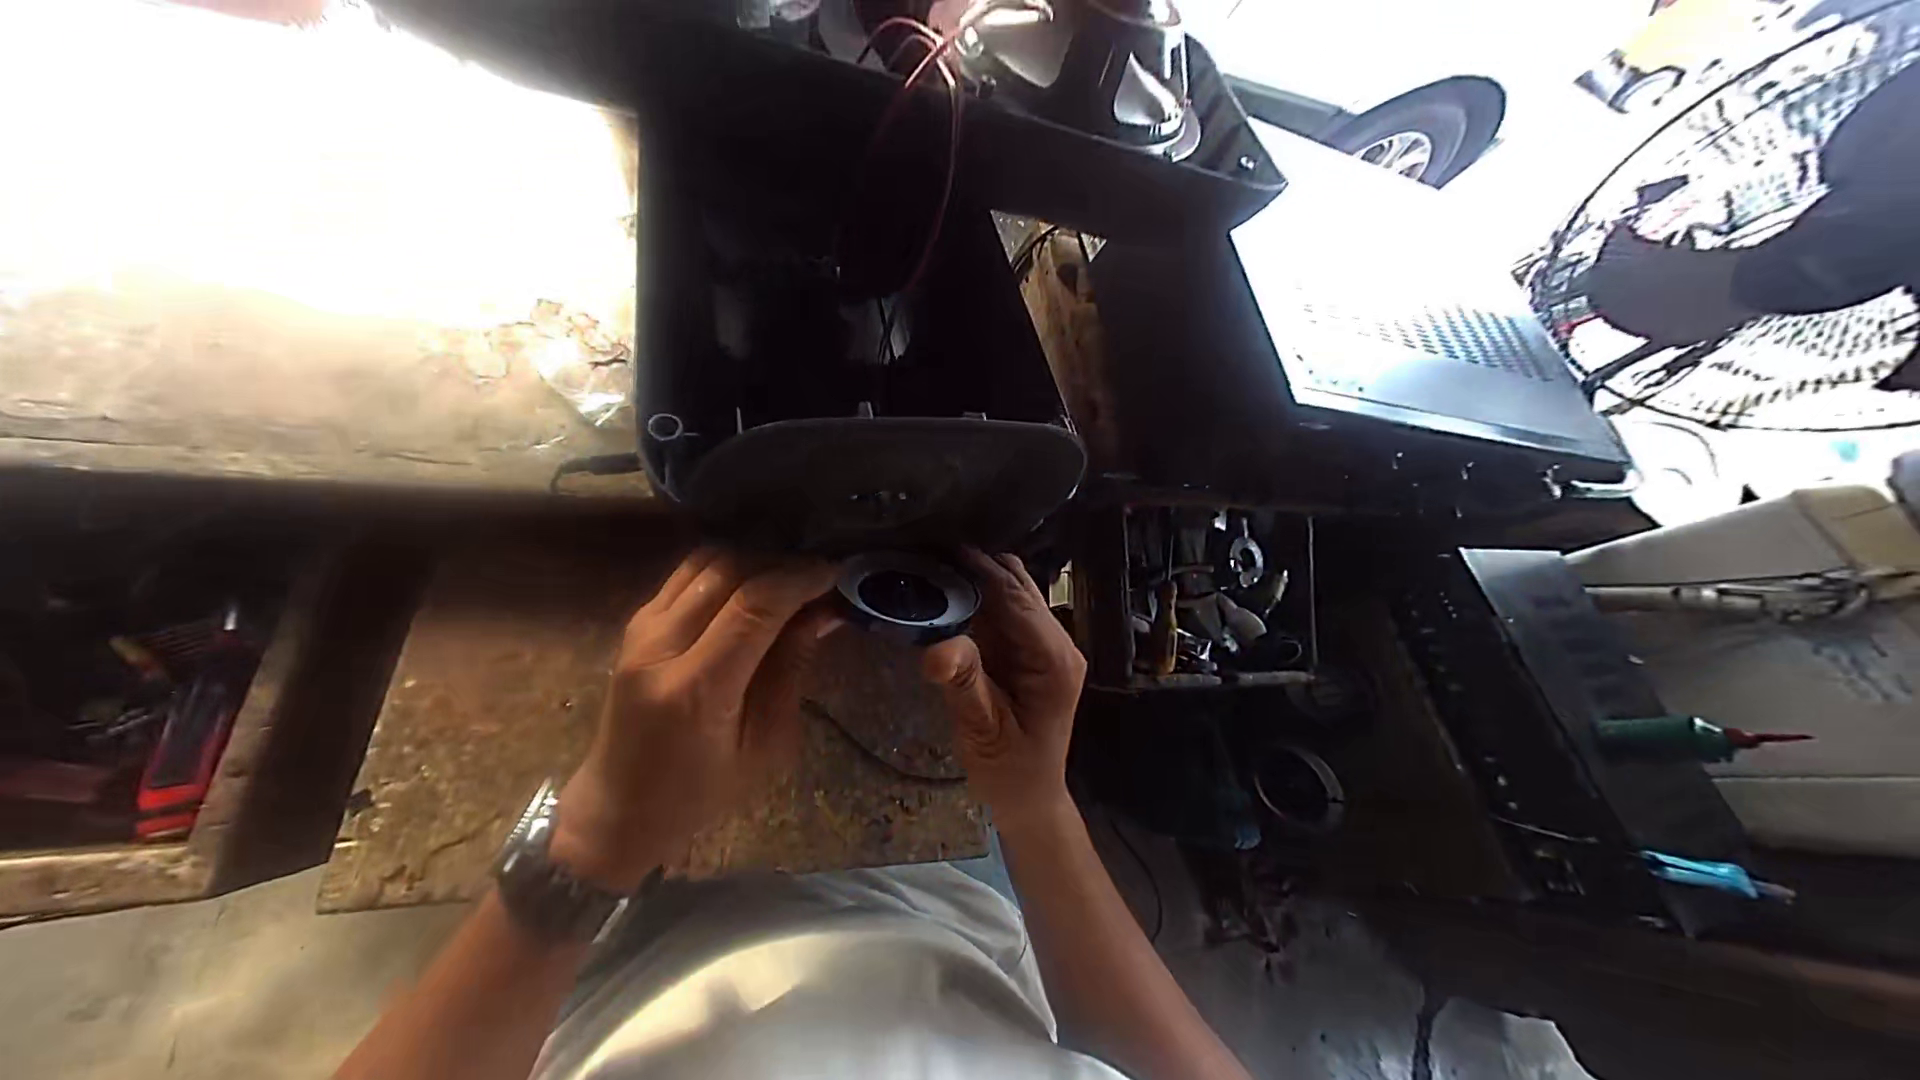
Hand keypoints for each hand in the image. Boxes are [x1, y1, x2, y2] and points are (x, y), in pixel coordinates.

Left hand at [552, 550, 837, 890]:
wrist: (619, 807)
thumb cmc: (701, 792)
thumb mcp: (764, 745)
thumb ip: (791, 670)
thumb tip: (823, 612)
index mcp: (696, 689)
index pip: (753, 606)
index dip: (799, 579)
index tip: (834, 574)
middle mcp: (660, 647)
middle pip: (729, 571)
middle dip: (782, 565)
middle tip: (818, 578)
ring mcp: (641, 631)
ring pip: (706, 561)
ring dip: (754, 560)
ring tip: (788, 581)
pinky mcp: (636, 624)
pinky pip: (688, 574)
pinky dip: (727, 568)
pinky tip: (751, 588)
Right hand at [921, 549, 1086, 826]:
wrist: (1029, 795)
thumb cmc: (1010, 771)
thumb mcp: (984, 734)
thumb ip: (964, 687)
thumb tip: (938, 647)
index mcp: (1054, 660)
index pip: (1017, 600)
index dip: (981, 571)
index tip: (941, 547)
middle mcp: (1055, 643)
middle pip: (1018, 586)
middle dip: (977, 567)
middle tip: (927, 552)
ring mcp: (1041, 644)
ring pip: (1012, 591)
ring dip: (977, 577)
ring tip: (932, 565)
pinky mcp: (1025, 649)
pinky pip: (1002, 609)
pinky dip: (976, 596)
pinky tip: (946, 591)